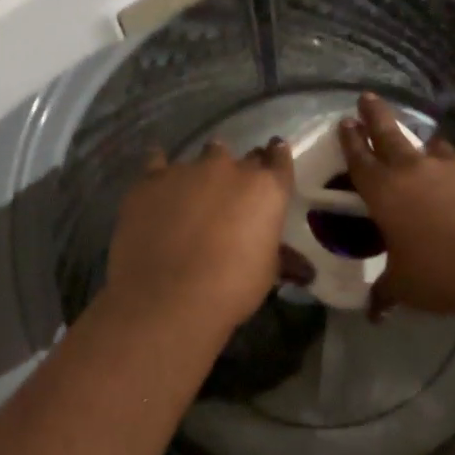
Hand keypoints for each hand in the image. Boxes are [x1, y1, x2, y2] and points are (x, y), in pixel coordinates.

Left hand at [102, 140, 296, 335]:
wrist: (166, 299)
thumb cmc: (232, 288)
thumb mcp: (268, 272)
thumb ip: (280, 256)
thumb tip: (304, 270)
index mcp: (268, 189)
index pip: (279, 158)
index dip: (276, 159)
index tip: (272, 164)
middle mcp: (231, 169)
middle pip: (244, 156)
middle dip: (243, 169)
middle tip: (236, 191)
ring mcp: (189, 170)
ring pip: (204, 155)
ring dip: (206, 169)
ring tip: (197, 189)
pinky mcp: (151, 180)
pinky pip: (158, 161)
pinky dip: (162, 171)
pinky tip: (161, 184)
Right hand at [338, 94, 454, 319]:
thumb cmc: (438, 274)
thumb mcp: (402, 286)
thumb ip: (385, 291)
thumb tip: (374, 311)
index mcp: (384, 192)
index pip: (359, 159)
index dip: (350, 141)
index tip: (345, 123)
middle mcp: (413, 170)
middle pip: (389, 133)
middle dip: (375, 115)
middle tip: (367, 97)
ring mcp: (450, 167)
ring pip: (429, 144)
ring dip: (419, 141)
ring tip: (419, 143)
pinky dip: (449, 166)